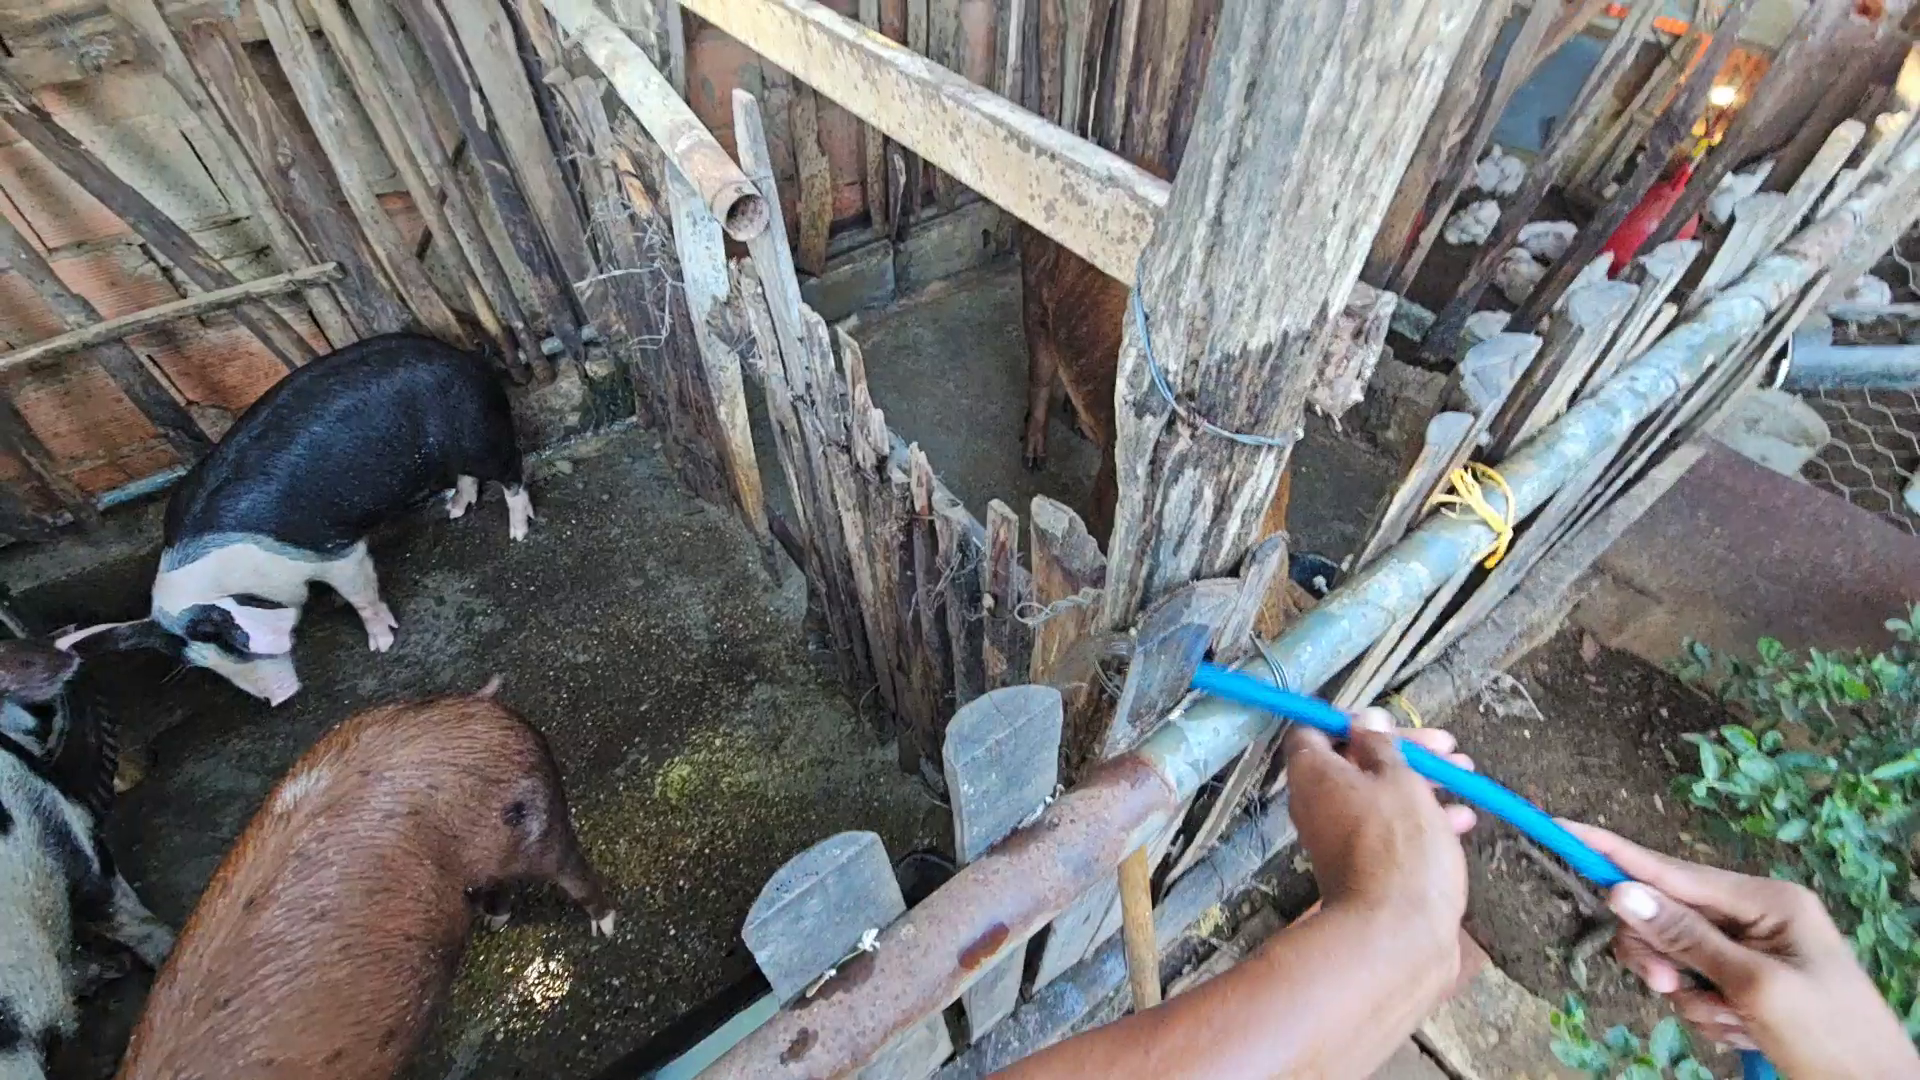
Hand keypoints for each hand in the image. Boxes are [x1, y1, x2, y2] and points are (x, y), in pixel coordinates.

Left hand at [1283, 709, 1476, 959]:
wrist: (1396, 933)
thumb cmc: (1399, 844)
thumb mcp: (1398, 780)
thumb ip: (1382, 746)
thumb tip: (1365, 717)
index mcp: (1311, 771)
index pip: (1313, 728)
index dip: (1350, 720)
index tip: (1389, 722)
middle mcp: (1313, 799)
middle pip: (1351, 759)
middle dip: (1400, 749)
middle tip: (1447, 746)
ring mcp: (1334, 833)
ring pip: (1374, 792)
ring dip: (1418, 780)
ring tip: (1464, 774)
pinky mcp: (1359, 862)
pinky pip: (1384, 826)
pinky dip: (1418, 816)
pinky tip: (1463, 819)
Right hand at [1566, 822, 1919, 1076]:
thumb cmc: (1835, 1043)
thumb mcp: (1756, 989)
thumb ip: (1683, 937)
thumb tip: (1617, 891)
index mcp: (1766, 901)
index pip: (1666, 868)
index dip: (1608, 848)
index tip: (1557, 824)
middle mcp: (1750, 913)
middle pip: (1659, 912)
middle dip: (1659, 953)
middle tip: (1667, 987)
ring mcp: (1745, 944)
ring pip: (1666, 947)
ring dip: (1682, 987)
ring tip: (1720, 1019)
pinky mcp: (1739, 974)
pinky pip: (1686, 975)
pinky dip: (1700, 1004)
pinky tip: (1737, 1027)